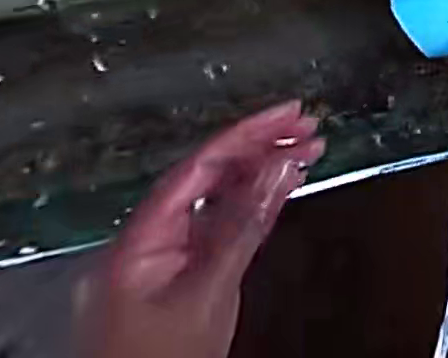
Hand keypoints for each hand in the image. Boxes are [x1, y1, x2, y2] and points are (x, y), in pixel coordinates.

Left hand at [74, 101, 325, 357]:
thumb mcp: (211, 286)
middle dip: (260, 145)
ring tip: (310, 147)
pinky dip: (260, 194)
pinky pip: (225, 216)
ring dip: (266, 167)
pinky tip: (288, 180)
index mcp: (137, 244)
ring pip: (219, 194)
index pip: (194, 171)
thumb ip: (246, 223)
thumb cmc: (163, 356)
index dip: (243, 135)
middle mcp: (148, 242)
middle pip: (206, 176)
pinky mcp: (187, 266)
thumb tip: (281, 167)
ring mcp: (166, 255)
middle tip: (307, 124)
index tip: (287, 113)